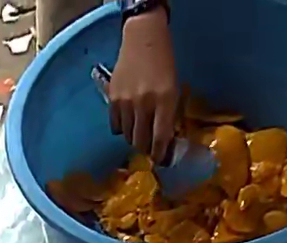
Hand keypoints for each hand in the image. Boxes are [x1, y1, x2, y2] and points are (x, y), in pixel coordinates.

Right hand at [108, 10, 180, 164]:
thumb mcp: (174, 88)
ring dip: (134, 137)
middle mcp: (145, 104)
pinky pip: (116, 127)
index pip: (160, 138)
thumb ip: (170, 114)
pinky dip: (122, 128)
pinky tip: (127, 119)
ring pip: (128, 136)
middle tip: (149, 146)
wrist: (143, 37)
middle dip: (145, 148)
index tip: (159, 160)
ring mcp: (127, 103)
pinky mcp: (113, 101)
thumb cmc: (163, 63)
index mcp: (165, 100)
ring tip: (138, 128)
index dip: (160, 154)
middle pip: (141, 142)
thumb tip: (166, 142)